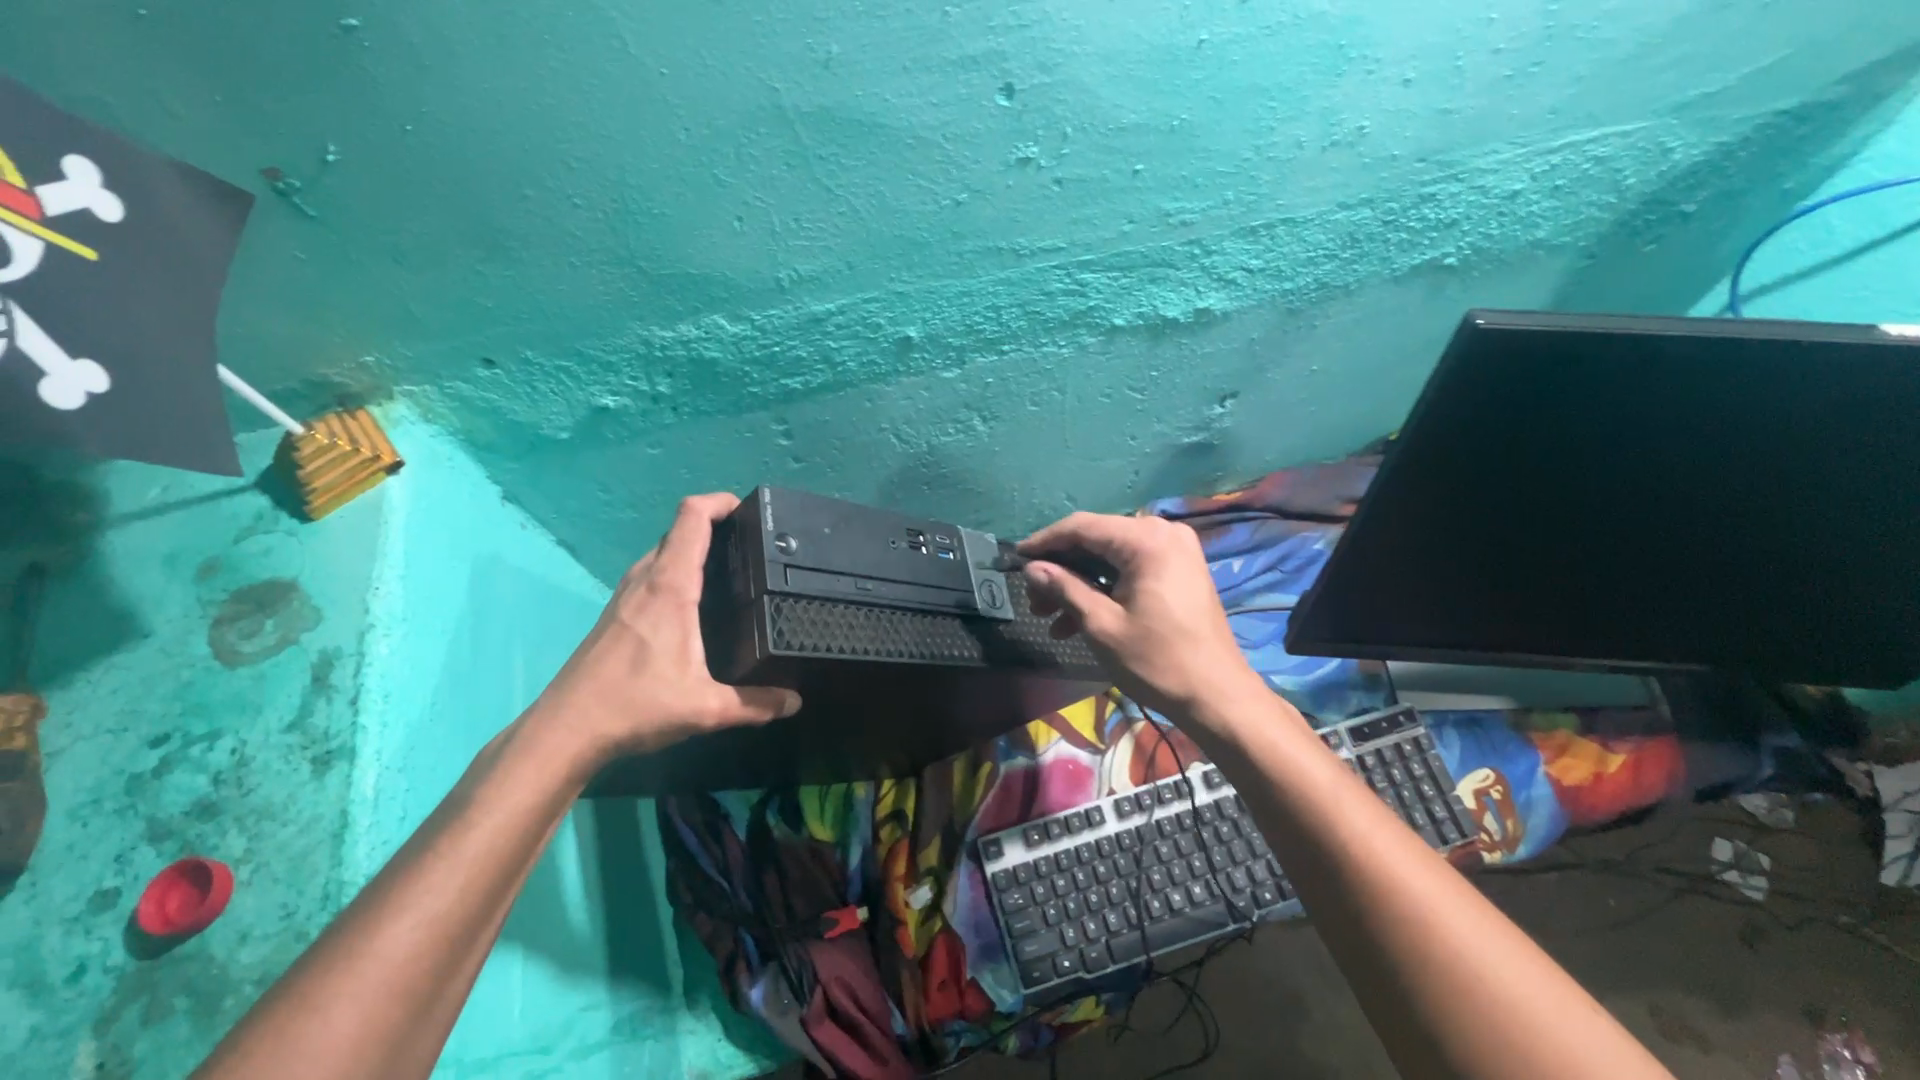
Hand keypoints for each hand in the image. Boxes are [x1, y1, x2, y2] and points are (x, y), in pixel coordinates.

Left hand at [528, 494, 801, 768]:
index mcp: (669, 586)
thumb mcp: (706, 708)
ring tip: (731, 571)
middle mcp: (645, 579)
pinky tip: (696, 606)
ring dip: (693, 550)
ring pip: (663, 553)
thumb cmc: (635, 705)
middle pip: (679, 531)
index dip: (720, 502)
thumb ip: (755, 704)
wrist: (567, 729)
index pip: (692, 517)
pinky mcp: (615, 613)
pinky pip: (652, 575)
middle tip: (753, 546)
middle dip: (715, 527)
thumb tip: (794, 701)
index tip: (750, 510)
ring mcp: (625, 594)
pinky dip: (676, 572)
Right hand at [1019, 512, 1264, 725]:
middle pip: (1096, 539)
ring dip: (1078, 584)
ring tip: (1048, 617)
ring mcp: (1175, 551)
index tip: (1014, 560)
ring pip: (1111, 557)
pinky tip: (1077, 621)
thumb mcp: (1101, 625)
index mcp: (1146, 540)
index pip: (1081, 527)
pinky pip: (1131, 569)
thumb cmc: (1157, 660)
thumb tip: (1031, 568)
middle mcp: (1163, 533)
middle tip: (1033, 600)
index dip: (1044, 542)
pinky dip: (1104, 589)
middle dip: (1061, 569)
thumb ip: (1063, 588)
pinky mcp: (1180, 570)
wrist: (1217, 695)